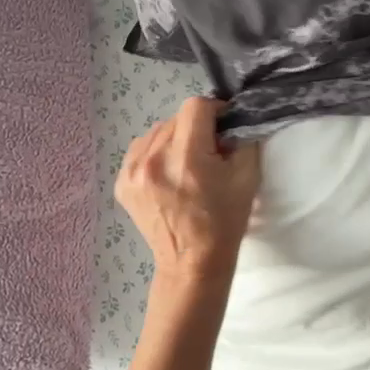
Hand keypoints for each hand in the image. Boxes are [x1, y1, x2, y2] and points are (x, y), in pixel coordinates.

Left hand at [115, 97, 261, 283]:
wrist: (192, 262)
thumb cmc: (224, 221)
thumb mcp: (248, 177)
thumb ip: (242, 139)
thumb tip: (231, 122)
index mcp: (186, 157)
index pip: (196, 107)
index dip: (215, 112)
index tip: (224, 129)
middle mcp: (153, 159)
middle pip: (176, 119)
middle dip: (196, 129)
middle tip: (210, 152)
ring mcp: (132, 172)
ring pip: (156, 132)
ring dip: (174, 140)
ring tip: (187, 166)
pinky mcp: (121, 183)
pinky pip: (141, 151)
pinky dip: (156, 155)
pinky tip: (169, 175)